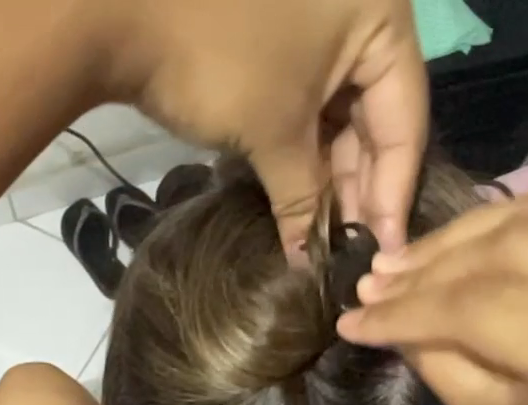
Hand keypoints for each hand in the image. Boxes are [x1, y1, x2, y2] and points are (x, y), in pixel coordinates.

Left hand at [98, 0, 428, 253]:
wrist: (123, 20)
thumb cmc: (217, 65)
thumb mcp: (272, 133)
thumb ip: (304, 195)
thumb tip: (311, 259)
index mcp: (381, 17)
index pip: (404, 119)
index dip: (393, 192)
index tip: (387, 250)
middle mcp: (360, 16)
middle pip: (375, 119)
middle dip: (360, 191)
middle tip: (357, 254)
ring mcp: (319, 30)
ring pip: (338, 120)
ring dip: (330, 181)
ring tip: (329, 241)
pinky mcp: (281, 50)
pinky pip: (307, 113)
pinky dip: (303, 159)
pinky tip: (304, 207)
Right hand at [338, 183, 527, 404]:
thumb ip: (439, 358)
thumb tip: (378, 309)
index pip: (491, 304)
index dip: (411, 307)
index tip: (352, 317)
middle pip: (526, 244)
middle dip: (435, 263)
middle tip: (376, 282)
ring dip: (474, 232)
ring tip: (415, 259)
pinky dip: (527, 224)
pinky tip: (477, 246)